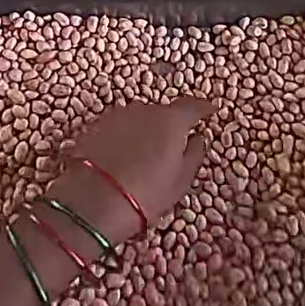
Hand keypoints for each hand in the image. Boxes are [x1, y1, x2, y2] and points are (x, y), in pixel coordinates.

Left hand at [50, 99, 211, 243]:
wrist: (94, 199)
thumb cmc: (147, 193)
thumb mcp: (180, 180)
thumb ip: (193, 154)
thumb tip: (198, 138)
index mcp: (170, 120)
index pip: (192, 106)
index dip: (202, 107)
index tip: (210, 109)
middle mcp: (143, 109)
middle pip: (161, 113)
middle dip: (168, 126)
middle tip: (171, 149)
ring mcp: (116, 115)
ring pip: (138, 119)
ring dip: (144, 132)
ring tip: (144, 158)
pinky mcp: (95, 125)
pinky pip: (117, 128)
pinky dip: (123, 138)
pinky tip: (122, 159)